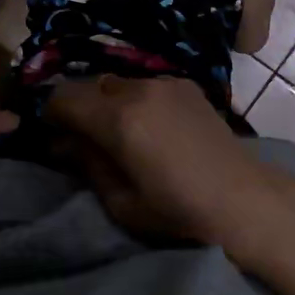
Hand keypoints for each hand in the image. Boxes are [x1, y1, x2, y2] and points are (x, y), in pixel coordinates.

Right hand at [46, 75, 294, 249]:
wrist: (245, 199)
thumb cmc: (179, 212)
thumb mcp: (122, 202)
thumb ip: (87, 164)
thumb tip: (61, 143)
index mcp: (119, 120)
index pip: (64, 99)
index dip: (49, 115)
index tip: (50, 135)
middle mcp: (139, 90)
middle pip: (89, 84)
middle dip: (76, 106)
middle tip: (78, 136)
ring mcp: (165, 83)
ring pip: (116, 82)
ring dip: (105, 101)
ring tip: (114, 131)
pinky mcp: (185, 84)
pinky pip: (143, 85)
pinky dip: (132, 99)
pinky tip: (146, 125)